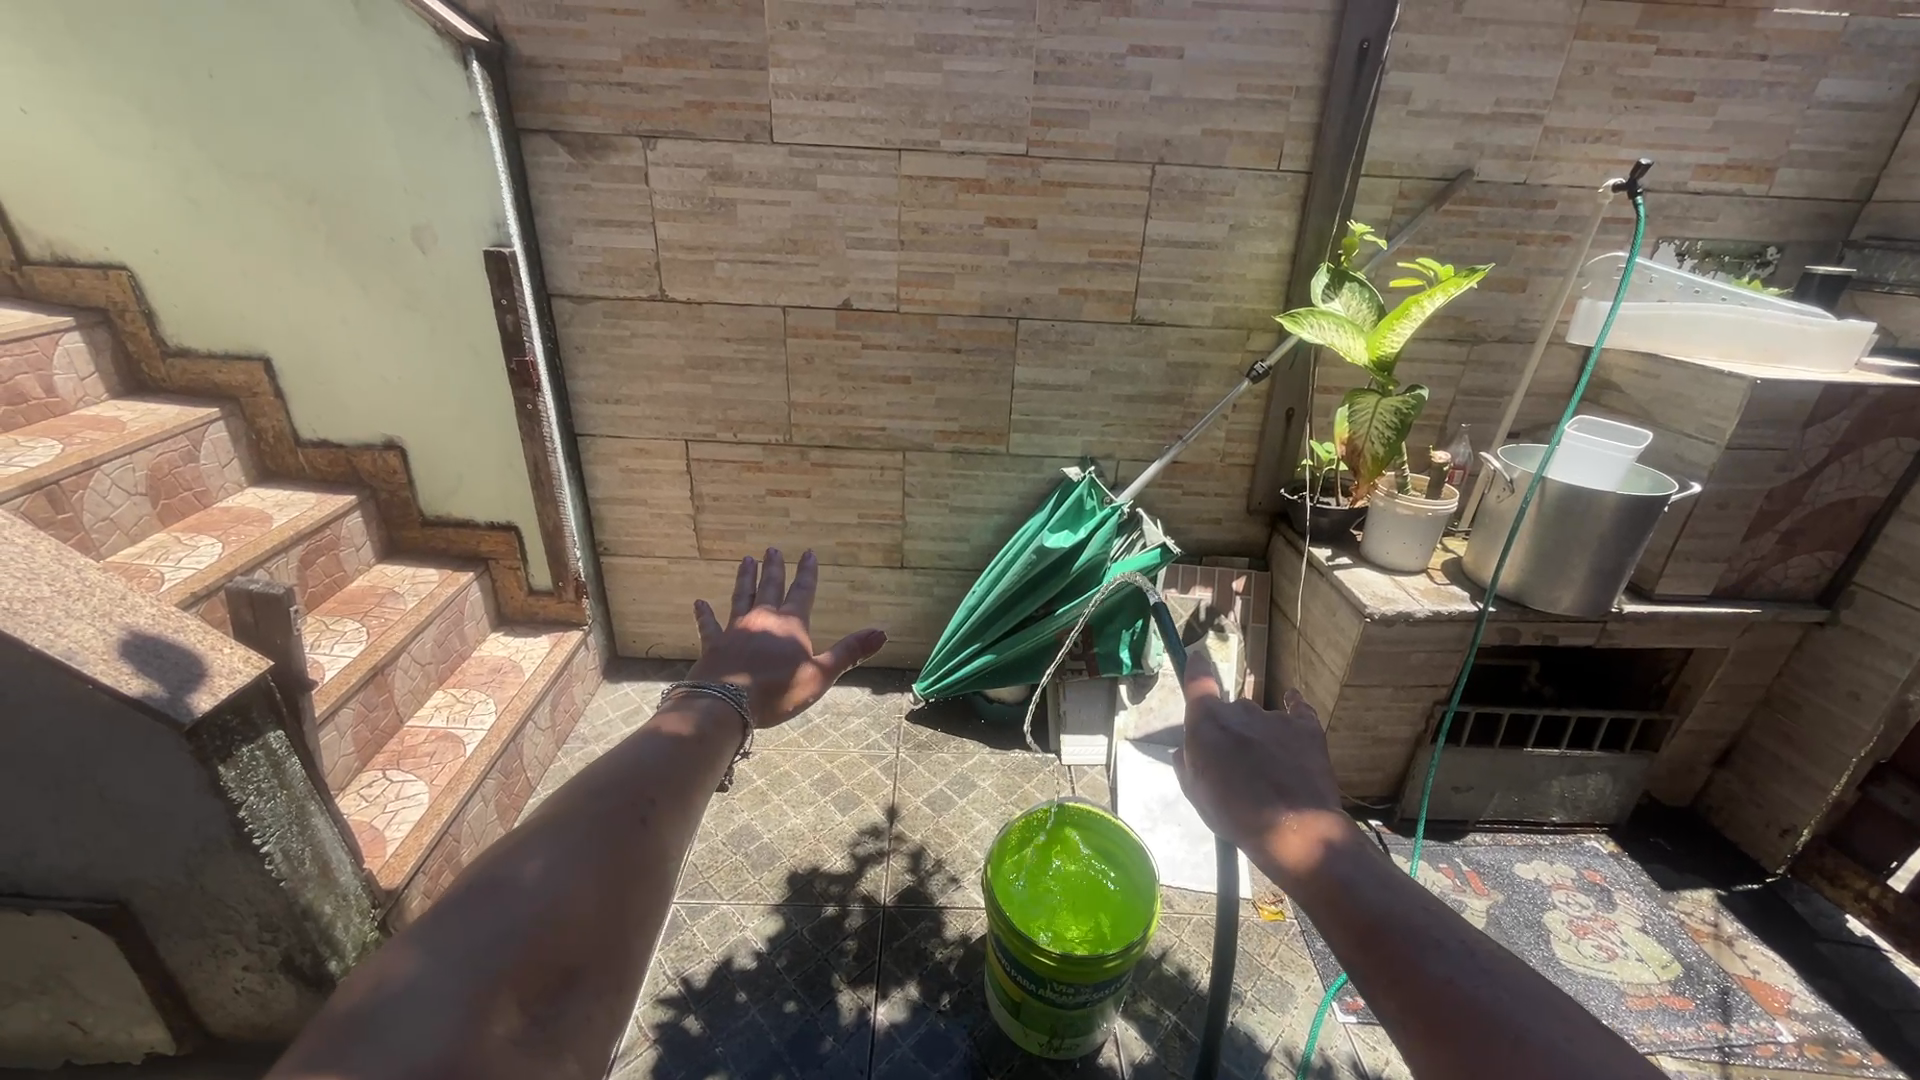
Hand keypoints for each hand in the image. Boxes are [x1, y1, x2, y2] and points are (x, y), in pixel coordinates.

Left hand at [688, 549, 886, 727]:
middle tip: (771, 549)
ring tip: (745, 561)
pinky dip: (704, 614)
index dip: (807, 573)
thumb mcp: (821, 675)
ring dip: (745, 579)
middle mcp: (763, 619)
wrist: (725, 704)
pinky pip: (709, 625)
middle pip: (770, 588)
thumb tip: (882, 632)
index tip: (808, 553)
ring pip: (741, 597)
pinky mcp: (714, 645)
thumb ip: (849, 652)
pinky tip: (699, 603)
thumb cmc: (777, 691)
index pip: (803, 592)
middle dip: (774, 568)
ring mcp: (735, 630)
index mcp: (791, 625)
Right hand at [1172, 649, 1356, 887]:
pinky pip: (1298, 709)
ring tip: (1271, 767)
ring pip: (1262, 718)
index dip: (1196, 669)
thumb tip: (1185, 750)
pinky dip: (1294, 708)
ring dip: (1261, 734)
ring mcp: (1275, 716)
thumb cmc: (1233, 812)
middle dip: (1232, 731)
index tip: (1197, 657)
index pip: (1197, 682)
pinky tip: (1294, 705)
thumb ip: (1186, 764)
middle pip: (1232, 710)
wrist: (1291, 828)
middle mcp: (1240, 710)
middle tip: (1238, 763)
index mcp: (1207, 722)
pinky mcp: (1307, 727)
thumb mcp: (1195, 792)